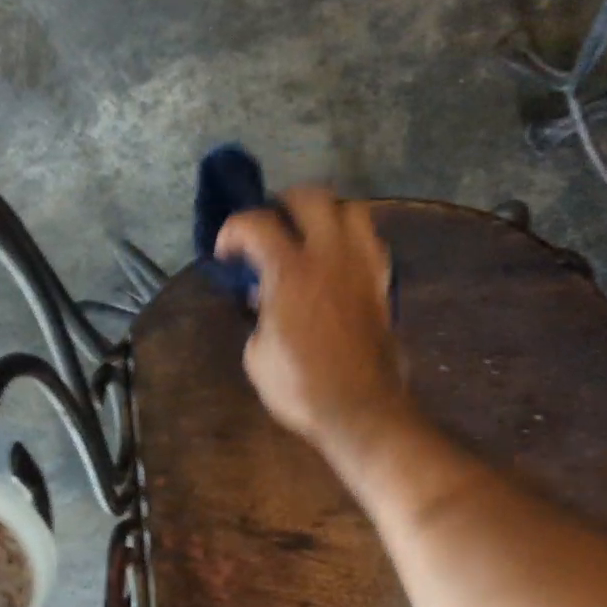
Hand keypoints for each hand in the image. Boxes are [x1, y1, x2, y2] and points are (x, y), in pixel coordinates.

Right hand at [217, 186, 410, 456]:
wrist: (359, 409)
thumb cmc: (299, 387)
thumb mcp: (257, 354)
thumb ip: (259, 315)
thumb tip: (265, 300)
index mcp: (290, 272)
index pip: (256, 224)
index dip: (233, 230)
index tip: (226, 252)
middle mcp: (329, 257)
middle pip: (311, 197)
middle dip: (283, 205)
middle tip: (269, 227)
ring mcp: (361, 267)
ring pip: (350, 210)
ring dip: (325, 215)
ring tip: (308, 236)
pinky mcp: (380, 284)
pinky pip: (370, 242)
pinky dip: (350, 242)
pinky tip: (336, 262)